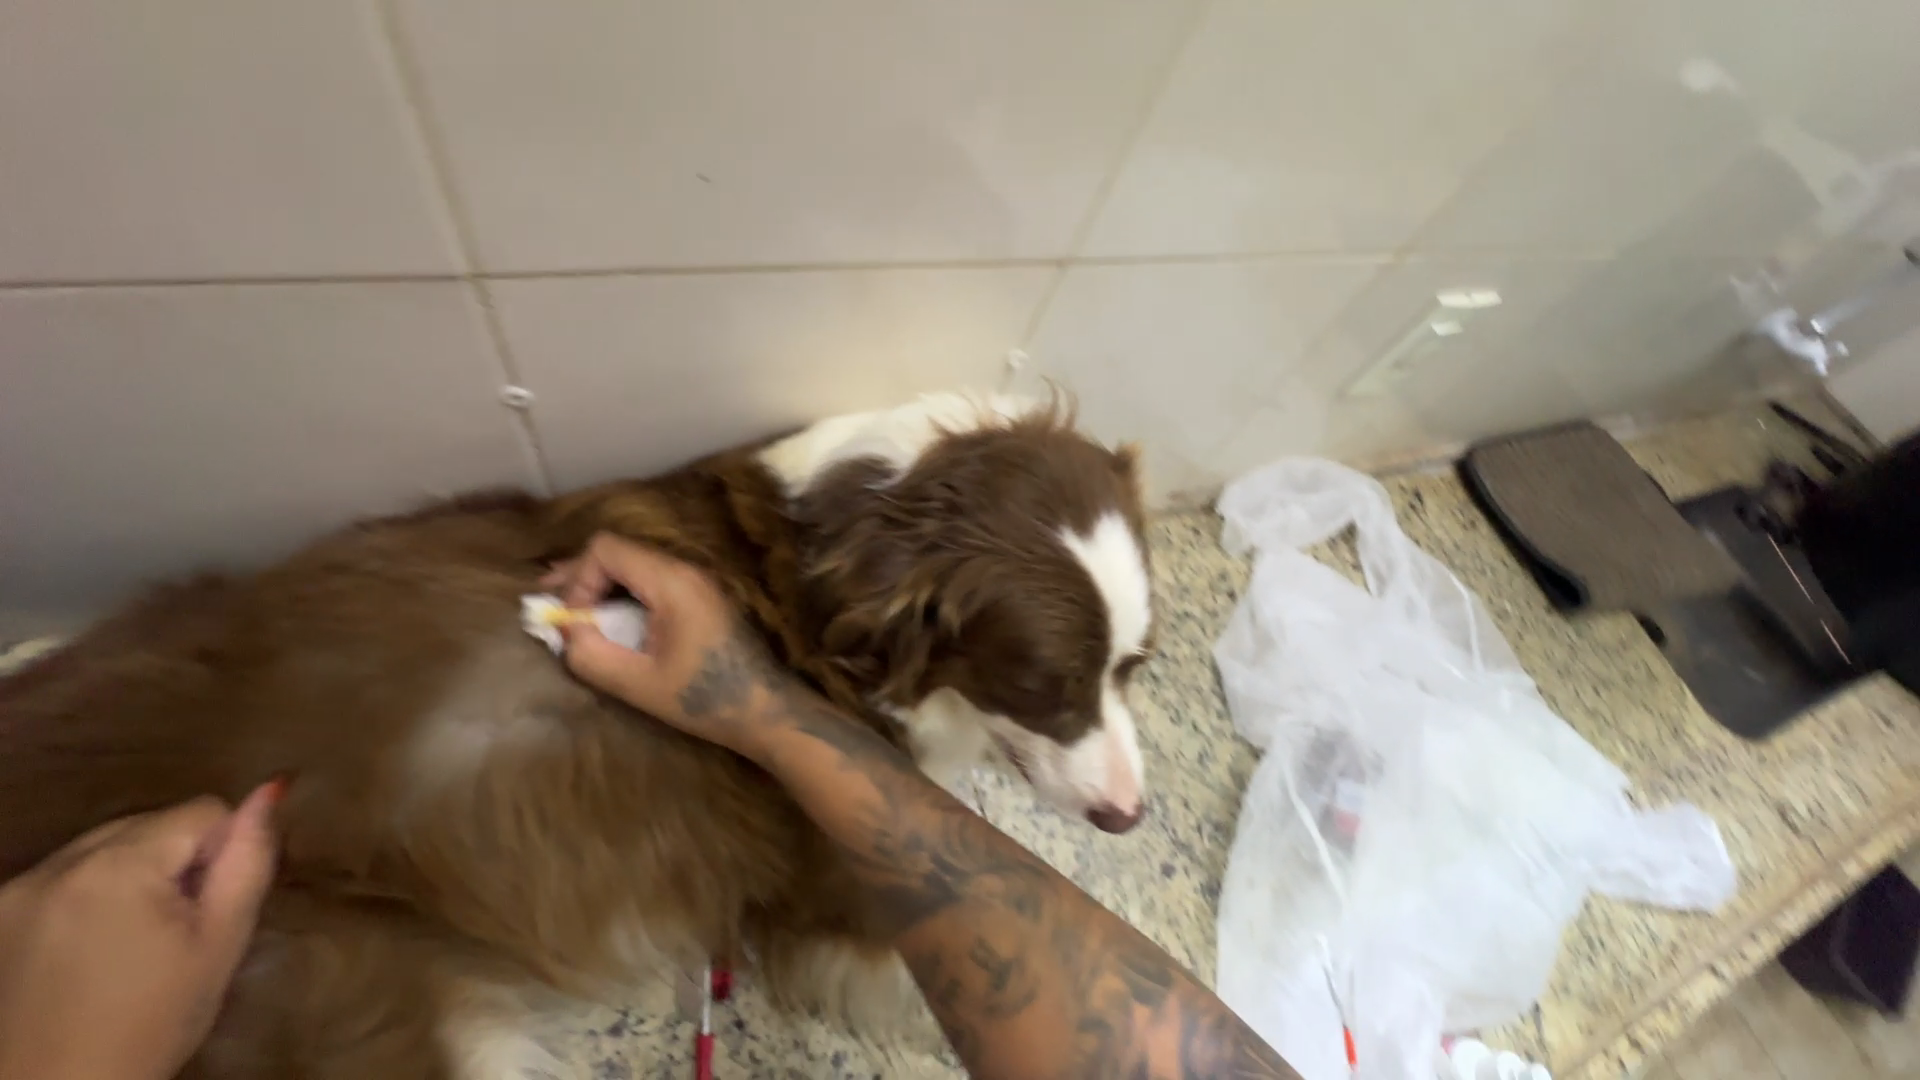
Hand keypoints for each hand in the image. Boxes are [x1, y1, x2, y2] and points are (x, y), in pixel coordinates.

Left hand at [0, 782, 281, 1079]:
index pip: (204, 810)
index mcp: (115, 868)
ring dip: (137, 870)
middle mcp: (54, 867)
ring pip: (110, 843)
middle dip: (178, 857)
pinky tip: (98, 942)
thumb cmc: (156, 1016)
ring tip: (138, 936)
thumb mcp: (225, 935)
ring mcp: (13, 892)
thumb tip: (270, 789)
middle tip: (180, 923)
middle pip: (152, 822)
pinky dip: (96, 890)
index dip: (223, 851)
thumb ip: (251, 855)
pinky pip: (69, 872)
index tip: (210, 905)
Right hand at [543, 533, 789, 757]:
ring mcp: (698, 581)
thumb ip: (591, 654)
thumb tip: (564, 631)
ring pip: (636, 564)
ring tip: (572, 612)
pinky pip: (653, 580)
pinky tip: (607, 616)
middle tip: (547, 604)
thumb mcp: (637, 684)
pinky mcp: (701, 596)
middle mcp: (687, 570)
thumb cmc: (703, 698)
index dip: (578, 578)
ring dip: (602, 585)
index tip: (575, 621)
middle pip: (620, 551)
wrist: (763, 709)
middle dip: (582, 577)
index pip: (607, 548)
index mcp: (673, 582)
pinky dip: (625, 592)